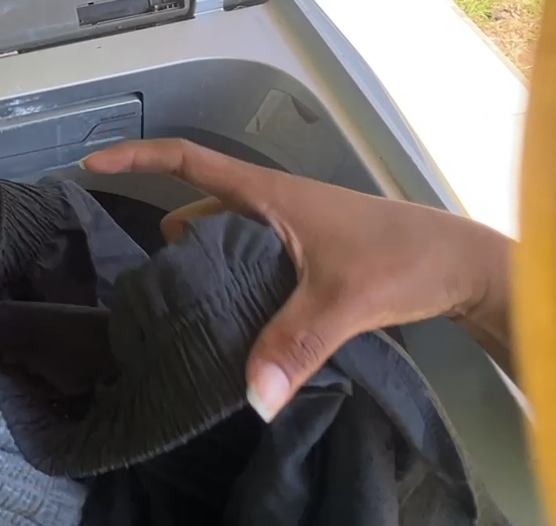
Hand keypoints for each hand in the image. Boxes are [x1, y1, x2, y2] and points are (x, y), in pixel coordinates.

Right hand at [83, 139, 511, 421]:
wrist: (462, 264)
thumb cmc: (402, 257)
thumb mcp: (344, 298)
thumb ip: (296, 344)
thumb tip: (251, 398)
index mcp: (264, 193)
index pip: (186, 158)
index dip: (135, 156)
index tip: (93, 163)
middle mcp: (265, 203)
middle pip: (195, 203)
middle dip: (164, 230)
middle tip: (142, 274)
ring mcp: (281, 225)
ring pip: (219, 233)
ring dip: (196, 257)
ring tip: (178, 301)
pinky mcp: (297, 250)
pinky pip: (242, 255)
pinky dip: (224, 274)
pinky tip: (225, 313)